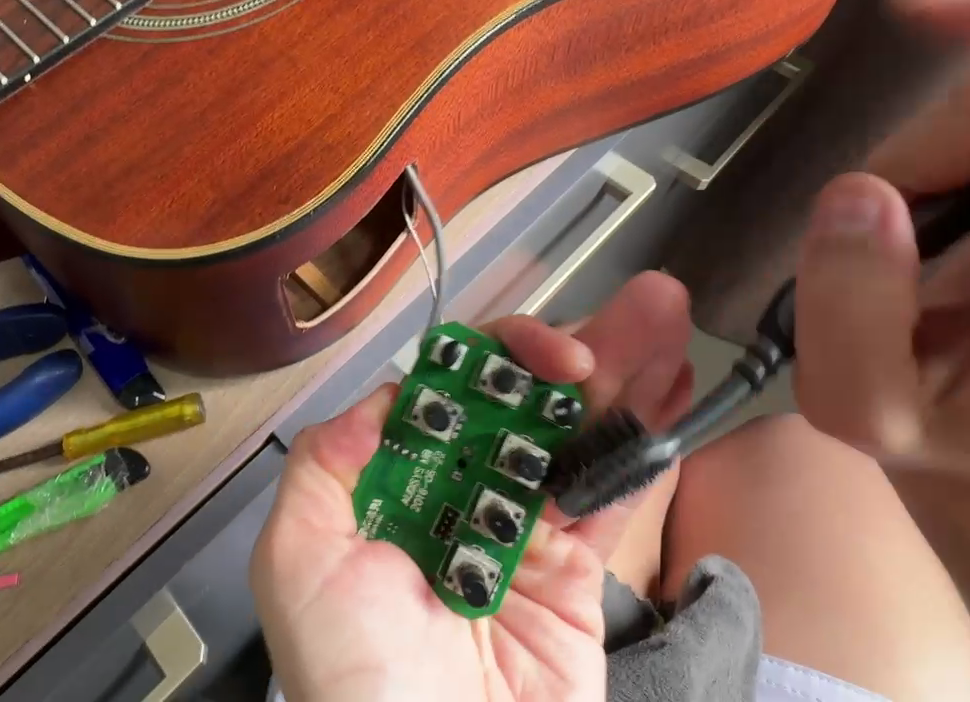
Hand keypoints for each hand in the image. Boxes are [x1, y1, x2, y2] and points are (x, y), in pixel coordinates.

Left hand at [250, 273, 693, 701]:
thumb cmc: (351, 674)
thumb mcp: (299, 558)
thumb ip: (323, 464)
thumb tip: (379, 397)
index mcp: (396, 480)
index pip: (449, 391)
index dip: (493, 357)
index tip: (541, 350)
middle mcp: (459, 492)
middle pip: (524, 401)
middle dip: (579, 348)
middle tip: (640, 304)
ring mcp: (520, 528)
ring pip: (574, 434)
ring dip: (623, 374)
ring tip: (667, 319)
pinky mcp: (574, 574)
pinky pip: (610, 498)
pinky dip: (641, 444)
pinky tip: (670, 392)